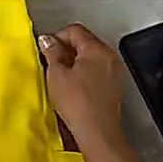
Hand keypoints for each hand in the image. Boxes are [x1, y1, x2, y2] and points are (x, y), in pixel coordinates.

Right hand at [38, 24, 126, 149]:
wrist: (97, 131)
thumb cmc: (77, 103)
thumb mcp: (57, 74)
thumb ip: (52, 52)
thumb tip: (48, 40)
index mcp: (96, 49)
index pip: (75, 30)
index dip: (58, 36)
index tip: (47, 47)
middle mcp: (109, 56)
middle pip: (86, 42)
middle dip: (67, 48)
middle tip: (52, 61)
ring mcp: (115, 71)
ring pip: (92, 57)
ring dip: (76, 61)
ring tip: (62, 76)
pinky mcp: (115, 86)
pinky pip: (99, 70)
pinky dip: (86, 72)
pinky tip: (75, 86)